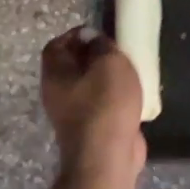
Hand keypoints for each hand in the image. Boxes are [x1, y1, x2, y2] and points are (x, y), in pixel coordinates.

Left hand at [40, 27, 147, 178]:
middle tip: (119, 49)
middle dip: (94, 55)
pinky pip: (100, 102)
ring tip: (130, 69)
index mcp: (55, 76)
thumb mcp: (109, 63)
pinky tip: (134, 93)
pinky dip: (114, 95)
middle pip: (71, 66)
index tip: (101, 32)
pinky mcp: (91, 128)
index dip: (75, 35)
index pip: (55, 46)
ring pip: (88, 85)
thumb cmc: (105, 103)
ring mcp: (73, 114)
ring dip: (107, 76)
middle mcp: (57, 94)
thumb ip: (100, 45)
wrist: (107, 157)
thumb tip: (91, 38)